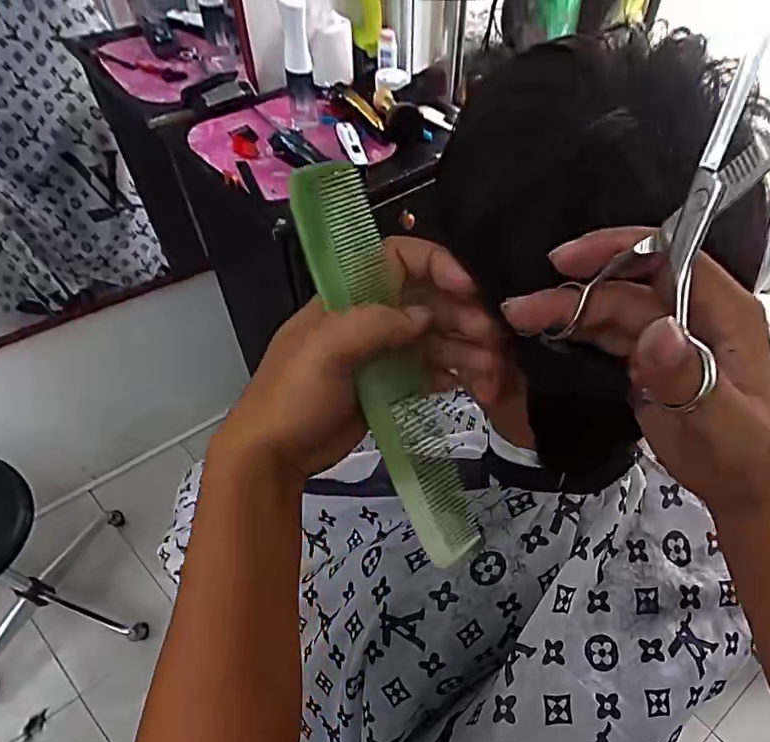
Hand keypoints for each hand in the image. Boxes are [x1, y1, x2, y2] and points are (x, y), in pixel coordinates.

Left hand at [215, 237, 503, 483]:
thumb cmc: (292, 396)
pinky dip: (456, 376)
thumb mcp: (325, 351)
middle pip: (429, 302)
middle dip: (465, 316)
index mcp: (350, 297)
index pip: (400, 260)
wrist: (275, 454)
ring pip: (437, 340)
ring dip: (468, 351)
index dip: (438, 266)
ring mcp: (383, 354)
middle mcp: (371, 319)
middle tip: (493, 341)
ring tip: (494, 374)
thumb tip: (422, 317)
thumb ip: (373, 324)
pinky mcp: (392, 386)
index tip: (470, 289)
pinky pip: (431, 372)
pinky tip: (477, 385)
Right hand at [497, 227, 769, 513]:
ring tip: (522, 320)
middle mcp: (694, 316)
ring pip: (614, 312)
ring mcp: (670, 340)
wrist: (738, 486)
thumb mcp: (721, 419)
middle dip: (575, 293)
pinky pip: (611, 339)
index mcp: (723, 312)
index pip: (669, 257)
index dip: (617, 250)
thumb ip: (689, 374)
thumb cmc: (742, 454)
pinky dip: (579, 337)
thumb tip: (656, 331)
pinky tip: (548, 338)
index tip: (567, 262)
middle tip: (522, 309)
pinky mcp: (650, 365)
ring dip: (569, 315)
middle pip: (628, 288)